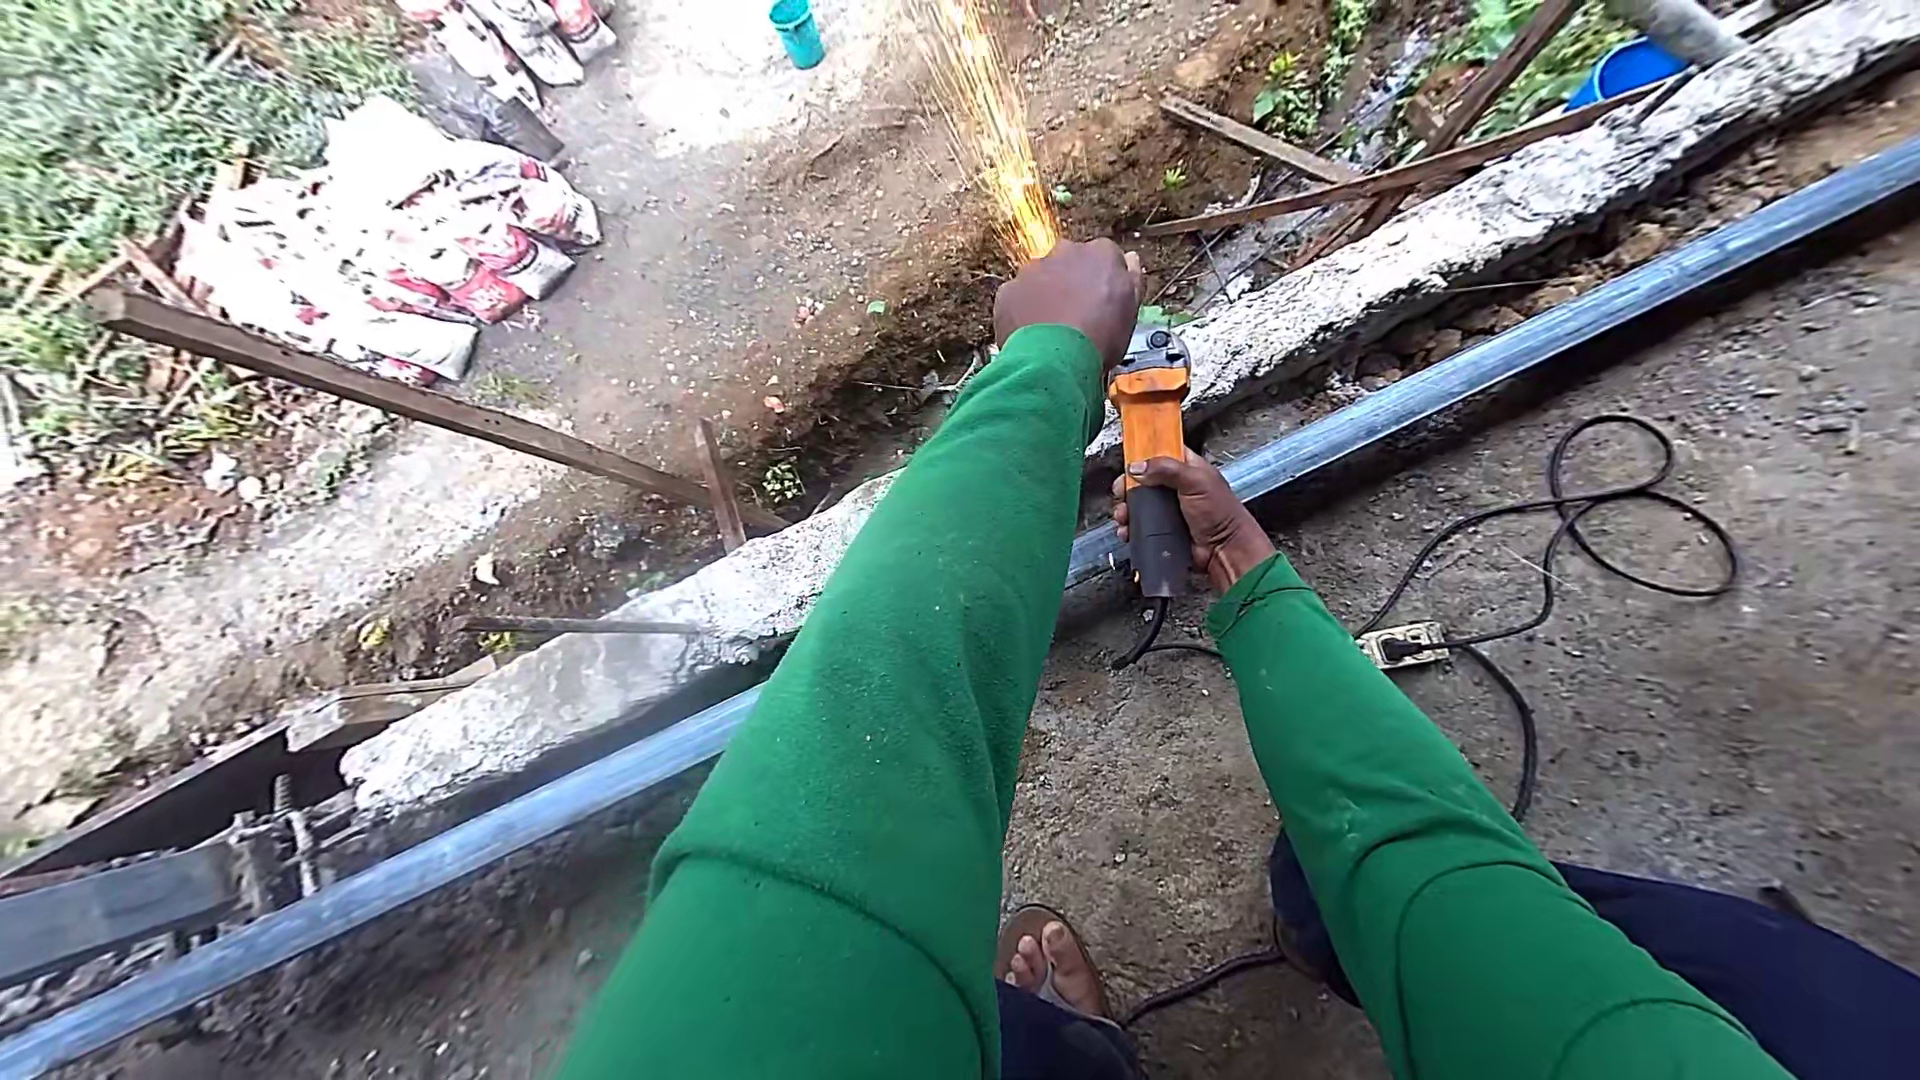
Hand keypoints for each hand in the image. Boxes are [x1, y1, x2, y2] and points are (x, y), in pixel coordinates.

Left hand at [993, 239, 1143, 368]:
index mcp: (1101, 253)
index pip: (1103, 259)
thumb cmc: (1097, 339)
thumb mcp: (1130, 312)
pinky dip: (1020, 313)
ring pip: (1039, 281)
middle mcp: (1064, 252)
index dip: (1101, 284)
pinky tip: (1030, 335)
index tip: (1099, 304)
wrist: (1055, 361)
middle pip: (1068, 265)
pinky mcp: (1008, 291)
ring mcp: (1032, 270)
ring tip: (1050, 331)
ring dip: (1043, 298)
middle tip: (1073, 318)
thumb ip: (1132, 280)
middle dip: (1070, 286)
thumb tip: (1131, 260)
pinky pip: (1015, 299)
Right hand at [1112, 449, 1274, 593]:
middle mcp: (1175, 487)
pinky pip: (1138, 524)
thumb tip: (1137, 466)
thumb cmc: (1221, 514)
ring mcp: (1166, 508)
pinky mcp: (1160, 528)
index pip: (1159, 453)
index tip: (1129, 462)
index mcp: (1186, 468)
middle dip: (1127, 486)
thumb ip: (1166, 469)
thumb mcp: (1195, 481)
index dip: (1142, 456)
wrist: (1223, 550)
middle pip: (1141, 480)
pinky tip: (1128, 530)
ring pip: (1136, 503)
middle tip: (1122, 492)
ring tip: (1124, 515)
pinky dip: (1129, 527)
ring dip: (1125, 509)